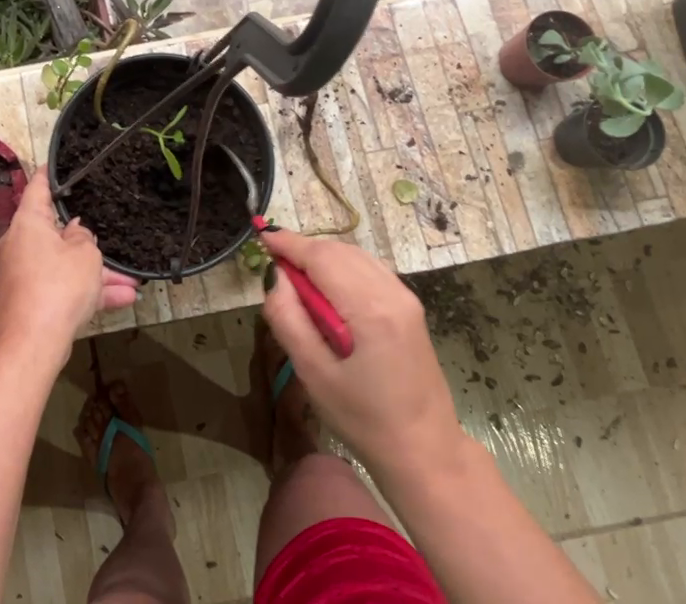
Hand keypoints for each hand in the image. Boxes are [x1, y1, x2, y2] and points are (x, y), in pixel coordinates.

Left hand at [0, 172, 138, 358]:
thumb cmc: (58, 287)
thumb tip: (76, 234)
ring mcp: (24, 275)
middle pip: (57, 234)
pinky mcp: (31, 301)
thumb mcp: (84, 255)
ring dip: (97, 274)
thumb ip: (84, 238)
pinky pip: (63, 288)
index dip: (48, 175)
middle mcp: (21, 245)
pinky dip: (88, 292)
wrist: (32, 344)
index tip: (54, 163)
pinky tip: (123, 300)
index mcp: (28, 223)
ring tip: (132, 283)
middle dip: (89, 242)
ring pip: (65, 266)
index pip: (37, 189)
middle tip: (111, 235)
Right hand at [260, 229, 466, 477]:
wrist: (425, 449)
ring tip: (294, 279)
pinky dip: (343, 269)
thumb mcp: (314, 373)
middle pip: (339, 251)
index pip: (321, 257)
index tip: (261, 236)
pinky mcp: (409, 309)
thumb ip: (288, 319)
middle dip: (304, 250)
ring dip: (323, 258)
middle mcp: (392, 293)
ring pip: (356, 257)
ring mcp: (406, 299)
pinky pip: (370, 271)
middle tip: (272, 265)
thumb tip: (274, 276)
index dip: (288, 243)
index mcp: (370, 308)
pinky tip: (326, 291)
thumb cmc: (363, 419)